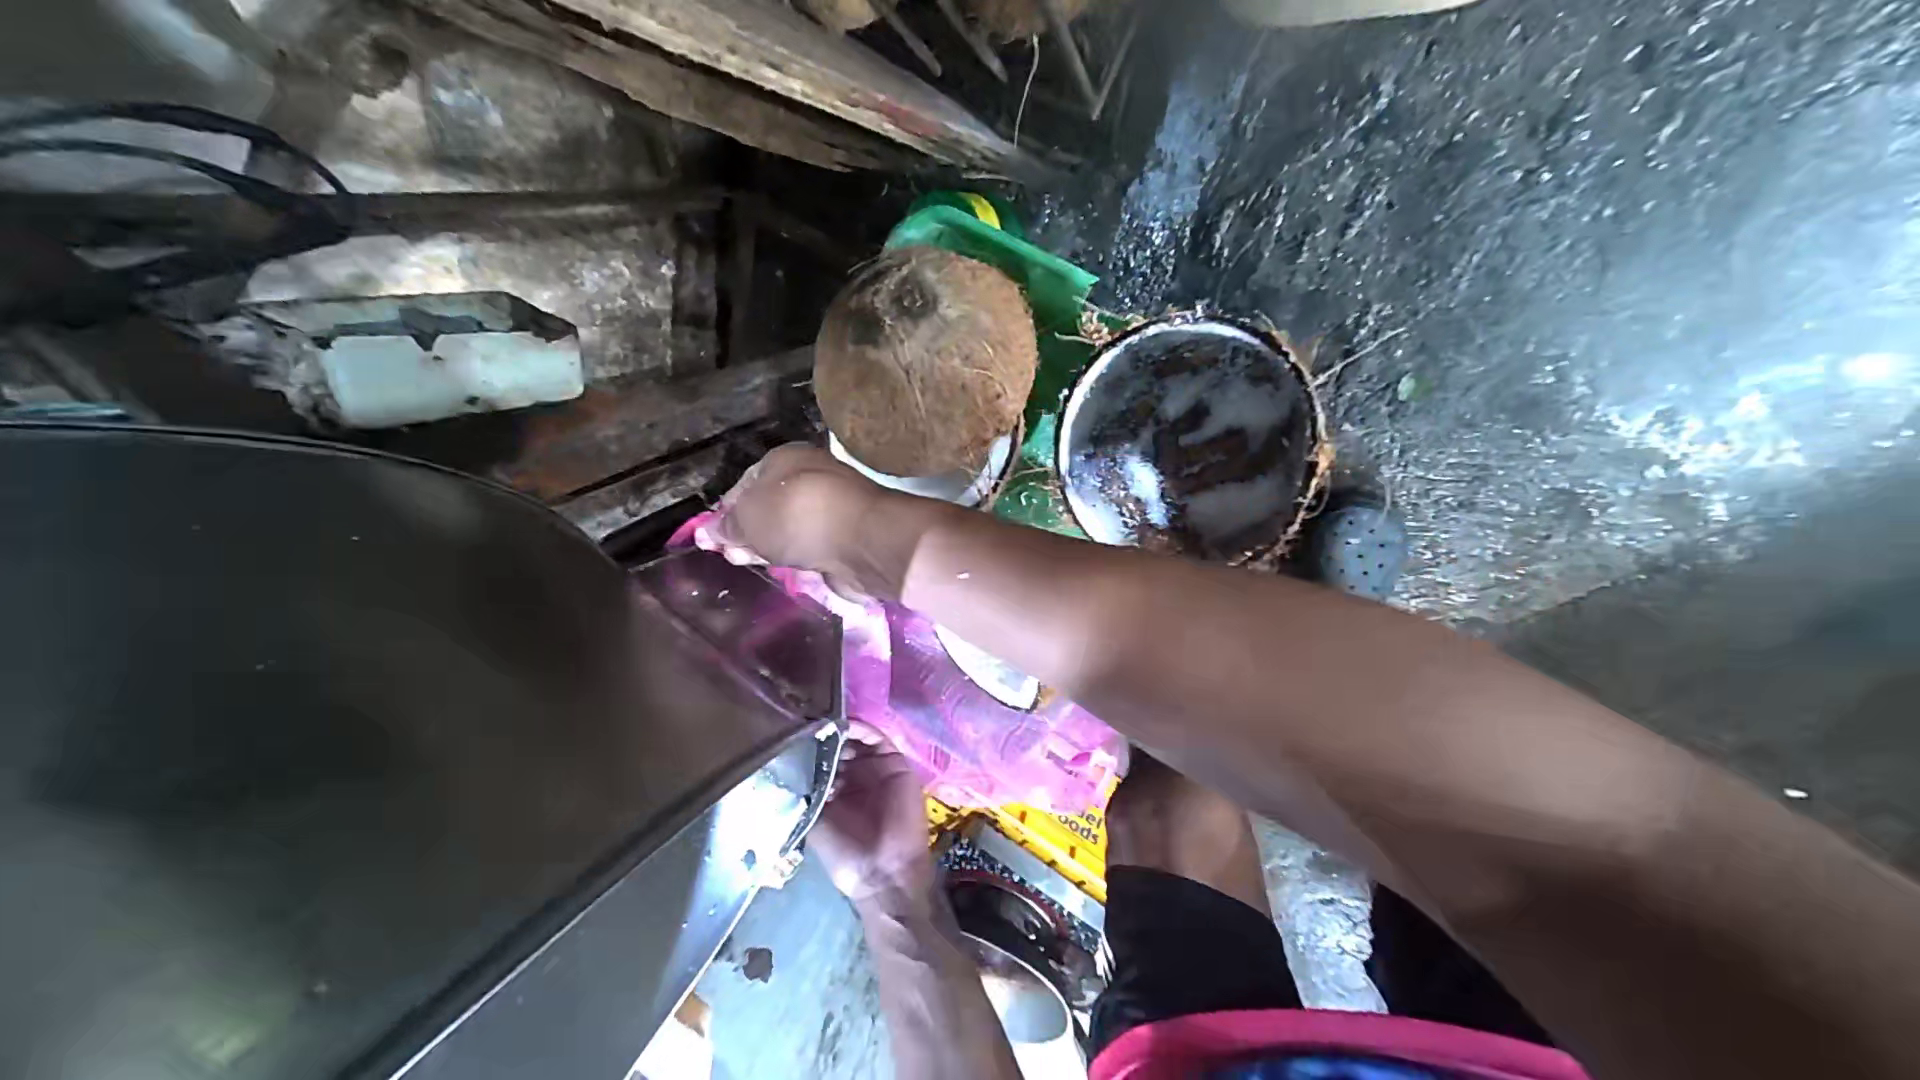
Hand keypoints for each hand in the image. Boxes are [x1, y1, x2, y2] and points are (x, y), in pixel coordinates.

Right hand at [701, 444, 881, 572]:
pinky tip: (790, 569)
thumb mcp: (747, 518)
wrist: (863, 540)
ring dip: (774, 547)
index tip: (713, 538)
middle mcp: (812, 477)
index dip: (727, 510)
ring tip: (758, 564)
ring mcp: (834, 507)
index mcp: (785, 458)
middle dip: (749, 533)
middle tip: (734, 556)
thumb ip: (727, 525)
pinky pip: (814, 546)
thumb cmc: (797, 517)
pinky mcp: (849, 536)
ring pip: (793, 529)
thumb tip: (709, 531)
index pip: (746, 482)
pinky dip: (801, 557)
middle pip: (770, 507)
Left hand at [809, 724, 935, 909]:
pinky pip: (879, 739)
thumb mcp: (815, 820)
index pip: (823, 759)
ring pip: (858, 739)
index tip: (795, 735)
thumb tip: (789, 764)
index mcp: (836, 790)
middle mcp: (856, 776)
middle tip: (810, 726)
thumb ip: (808, 791)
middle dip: (825, 736)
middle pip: (840, 745)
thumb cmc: (845, 852)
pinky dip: (862, 729)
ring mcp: (876, 768)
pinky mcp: (895, 762)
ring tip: (825, 724)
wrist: (882, 869)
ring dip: (841, 730)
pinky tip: (845, 726)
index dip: (811, 748)